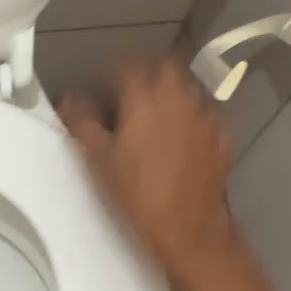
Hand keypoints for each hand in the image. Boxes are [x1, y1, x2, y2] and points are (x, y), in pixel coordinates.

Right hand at [60, 59, 236, 273]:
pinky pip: (202, 116)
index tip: (103, 85)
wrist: (186, 226)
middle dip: (146, 75)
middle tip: (128, 97)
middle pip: (165, 68)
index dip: (113, 70)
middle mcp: (180, 96)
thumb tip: (69, 98)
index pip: (128, 64)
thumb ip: (82, 123)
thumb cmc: (136, 193)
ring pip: (186, 90)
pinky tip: (177, 144)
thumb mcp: (98, 161)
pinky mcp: (221, 136)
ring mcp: (205, 115)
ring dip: (169, 96)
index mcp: (145, 97)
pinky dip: (188, 120)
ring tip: (152, 121)